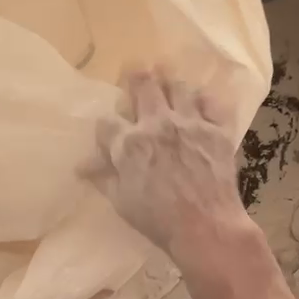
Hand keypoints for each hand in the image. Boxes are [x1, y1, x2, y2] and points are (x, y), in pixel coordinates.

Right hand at [81, 68, 245, 259]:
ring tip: (167, 78)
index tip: (107, 131)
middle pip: (143, 86)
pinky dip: (204, 99)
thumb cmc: (157, 219)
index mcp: (129, 144)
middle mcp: (157, 124)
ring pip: (178, 86)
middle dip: (136, 77)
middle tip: (135, 71)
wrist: (205, 226)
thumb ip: (103, 178)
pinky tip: (199, 102)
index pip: (107, 122)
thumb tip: (81, 167)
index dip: (105, 126)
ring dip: (170, 81)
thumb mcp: (121, 201)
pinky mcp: (217, 129)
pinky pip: (212, 102)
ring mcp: (190, 123)